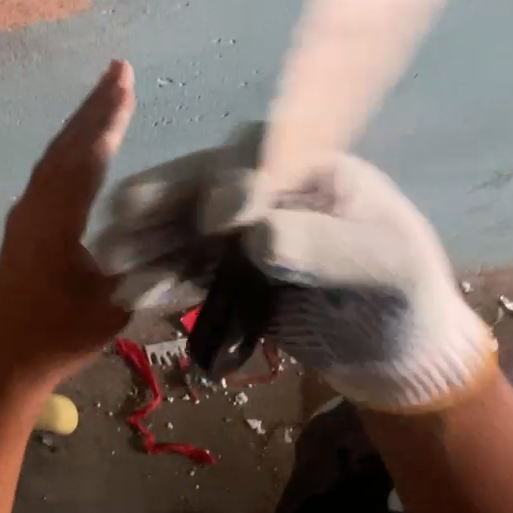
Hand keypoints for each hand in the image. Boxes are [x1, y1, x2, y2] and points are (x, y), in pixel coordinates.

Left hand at [0, 60, 135, 385]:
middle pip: (66, 146)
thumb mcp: (115, 306)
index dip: (107, 120)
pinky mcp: (23, 220)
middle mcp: (34, 205)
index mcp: (54, 221)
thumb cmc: (62, 334)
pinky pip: (48, 170)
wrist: (9, 355)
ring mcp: (24, 211)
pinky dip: (70, 146)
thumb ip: (151, 270)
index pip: (86, 159)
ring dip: (81, 122)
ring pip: (54, 155)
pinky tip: (84, 141)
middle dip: (94, 106)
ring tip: (107, 91)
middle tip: (118, 69)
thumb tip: (195, 238)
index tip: (124, 83)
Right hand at [99, 143, 495, 411]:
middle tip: (117, 223)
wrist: (394, 354)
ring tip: (109, 268)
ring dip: (144, 244)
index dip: (228, 181)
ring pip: (180, 226)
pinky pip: (182, 266)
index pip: (258, 157)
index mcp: (308, 167)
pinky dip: (158, 279)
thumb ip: (324, 247)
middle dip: (158, 205)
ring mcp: (235, 228)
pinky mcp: (220, 267)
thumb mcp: (382, 267)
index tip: (216, 222)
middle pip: (200, 185)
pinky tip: (132, 296)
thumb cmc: (402, 297)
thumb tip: (256, 236)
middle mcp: (262, 188)